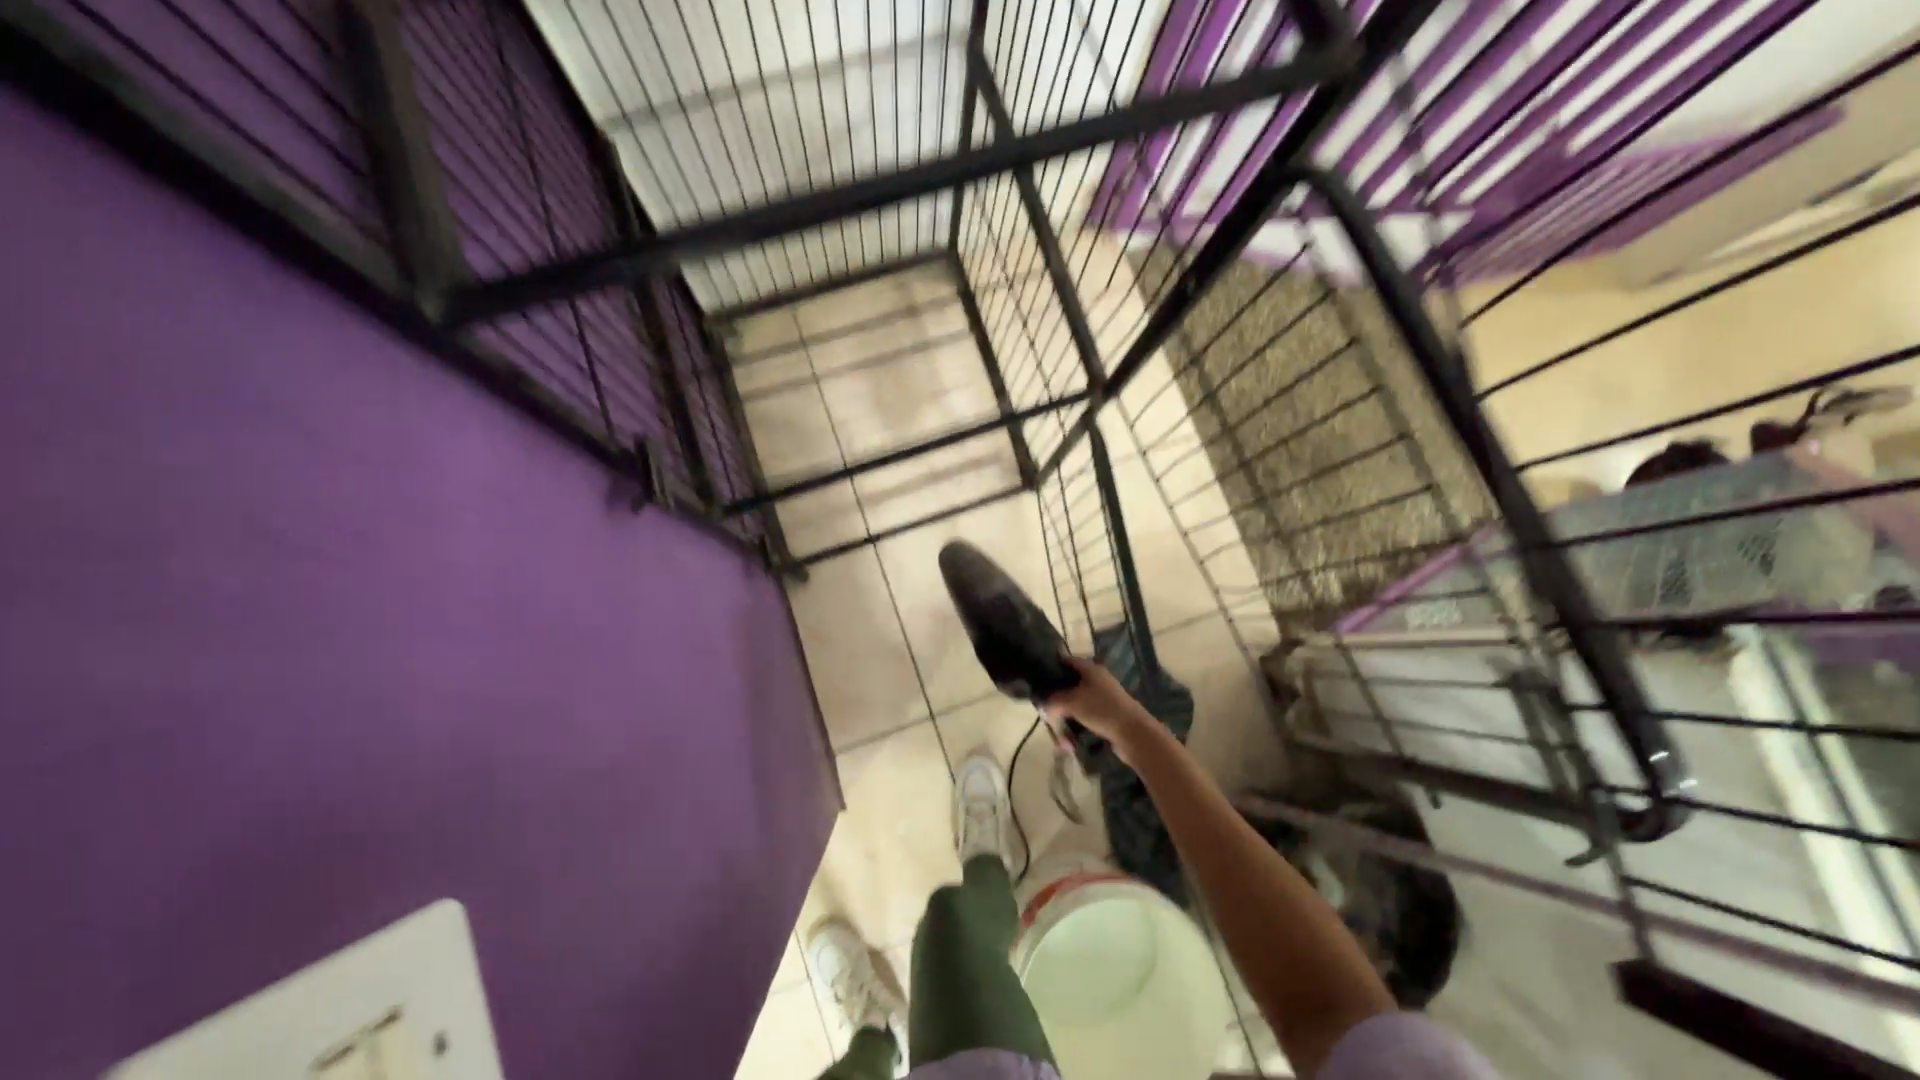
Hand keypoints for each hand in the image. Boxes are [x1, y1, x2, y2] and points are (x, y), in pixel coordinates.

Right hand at [1042, 654, 1162, 760]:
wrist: (1133, 733)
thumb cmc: (1101, 709)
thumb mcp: (1071, 702)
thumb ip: (1053, 701)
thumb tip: (1043, 707)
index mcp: (1090, 669)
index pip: (1066, 661)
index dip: (1051, 667)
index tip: (1037, 680)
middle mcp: (1097, 680)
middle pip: (1069, 686)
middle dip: (1056, 703)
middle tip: (1046, 715)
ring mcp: (1103, 699)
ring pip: (1076, 707)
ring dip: (1066, 723)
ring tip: (1061, 741)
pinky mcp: (1106, 716)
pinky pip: (1085, 720)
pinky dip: (1076, 730)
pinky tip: (1070, 745)